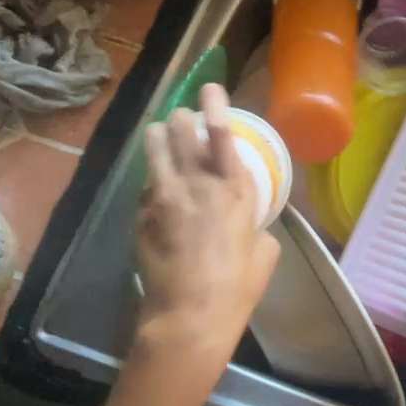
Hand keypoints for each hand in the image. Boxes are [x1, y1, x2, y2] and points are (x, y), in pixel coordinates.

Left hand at [132, 83, 279, 384]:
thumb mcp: (265, 253)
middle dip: (181, 118)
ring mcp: (162, 196)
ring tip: (161, 138)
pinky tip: (158, 193)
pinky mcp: (140, 215)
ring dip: (159, 136)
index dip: (214, 102)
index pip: (220, 129)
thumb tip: (251, 223)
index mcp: (233, 188)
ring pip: (153, 145)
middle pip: (179, 128)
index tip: (210, 88)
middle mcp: (196, 182)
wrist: (188, 317)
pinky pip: (145, 185)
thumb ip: (257, 226)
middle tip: (184, 122)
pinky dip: (152, 180)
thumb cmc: (236, 288)